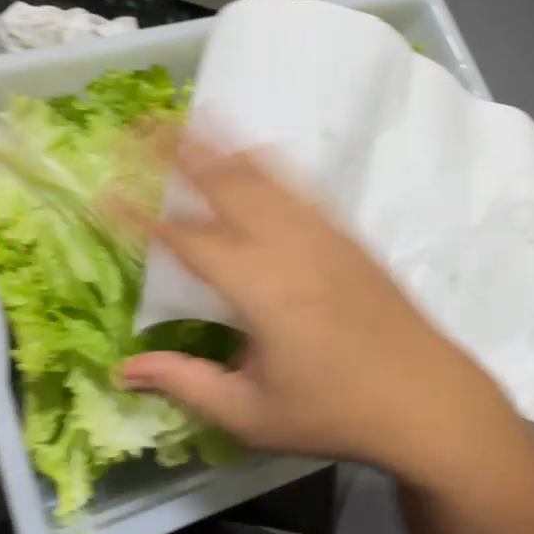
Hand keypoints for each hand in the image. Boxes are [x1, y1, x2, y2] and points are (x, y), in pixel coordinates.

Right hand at [121, 135, 510, 472]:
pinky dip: (267, 162)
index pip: (187, 239)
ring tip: (188, 118)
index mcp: (260, 290)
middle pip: (226, 184)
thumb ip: (185, 384)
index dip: (141, 216)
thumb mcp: (250, 414)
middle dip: (180, 151)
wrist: (429, 403)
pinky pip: (300, 185)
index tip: (104, 193)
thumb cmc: (334, 414)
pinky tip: (252, 153)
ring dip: (222, 144)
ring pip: (264, 175)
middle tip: (140, 127)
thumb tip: (122, 370)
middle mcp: (290, 247)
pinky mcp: (347, 236)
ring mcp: (323, 235)